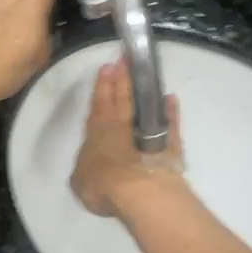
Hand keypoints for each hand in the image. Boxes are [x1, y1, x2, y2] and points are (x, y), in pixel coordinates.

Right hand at [71, 61, 188, 217]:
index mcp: (97, 133)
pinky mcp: (170, 145)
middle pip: (122, 99)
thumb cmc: (103, 185)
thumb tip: (91, 165)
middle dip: (121, 80)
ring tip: (144, 73)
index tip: (107, 68)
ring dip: (142, 89)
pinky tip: (170, 99)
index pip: (99, 105)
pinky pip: (169, 123)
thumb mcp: (81, 180)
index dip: (102, 87)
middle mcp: (122, 128)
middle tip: (124, 60)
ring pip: (144, 106)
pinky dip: (170, 111)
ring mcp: (148, 134)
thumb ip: (85, 168)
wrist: (139, 192)